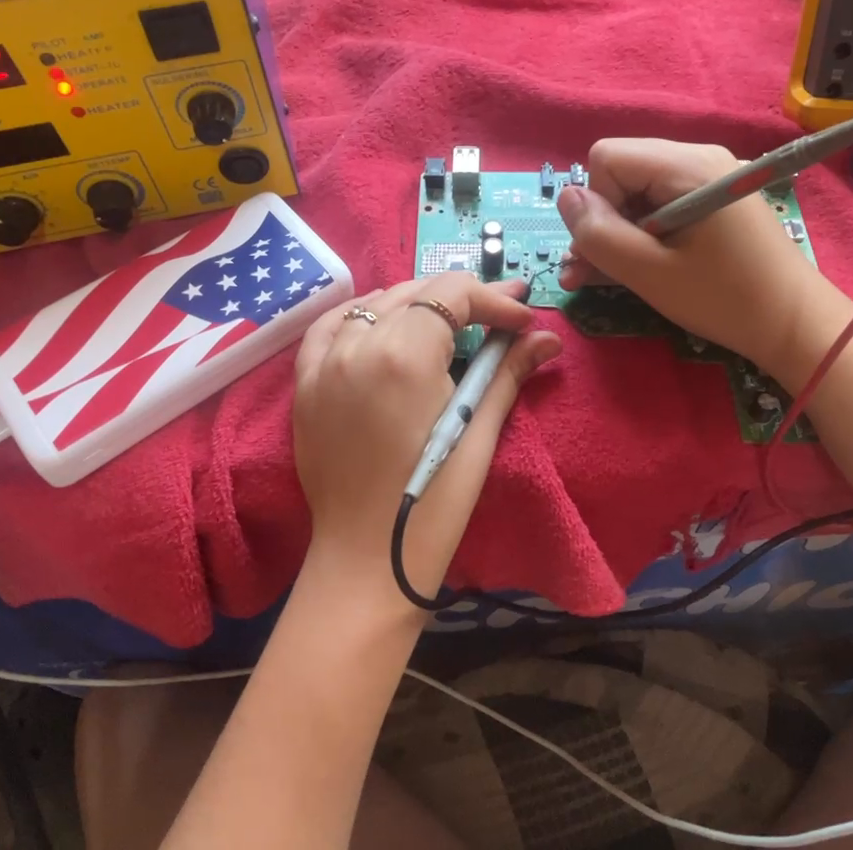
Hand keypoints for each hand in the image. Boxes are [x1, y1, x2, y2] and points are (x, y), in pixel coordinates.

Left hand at [292, 273, 561, 610]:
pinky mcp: (305, 384)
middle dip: (462, 299)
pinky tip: (383, 325)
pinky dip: (361, 316)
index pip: (452, 295)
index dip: (495, 299)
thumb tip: (546, 337)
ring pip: (374, 304)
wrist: (364, 558)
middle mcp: (357, 345)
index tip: (524, 318)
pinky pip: (329, 328)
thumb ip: (506, 373)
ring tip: (450, 323)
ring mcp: (324, 363)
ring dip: (416, 304)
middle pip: (415, 293)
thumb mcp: (477, 434)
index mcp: (404, 355)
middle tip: (501, 316)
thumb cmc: (433, 503)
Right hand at [557, 138, 827, 375]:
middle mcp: (699, 159)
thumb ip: (600, 234)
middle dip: (601, 222)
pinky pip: (662, 208)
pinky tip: (632, 271)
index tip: (611, 247)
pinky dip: (643, 237)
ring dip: (617, 235)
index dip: (596, 202)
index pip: (607, 157)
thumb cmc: (725, 300)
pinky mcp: (716, 203)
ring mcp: (710, 179)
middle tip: (590, 273)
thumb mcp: (651, 273)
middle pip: (621, 173)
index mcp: (687, 165)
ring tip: (598, 279)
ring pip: (638, 194)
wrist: (797, 325)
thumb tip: (565, 197)